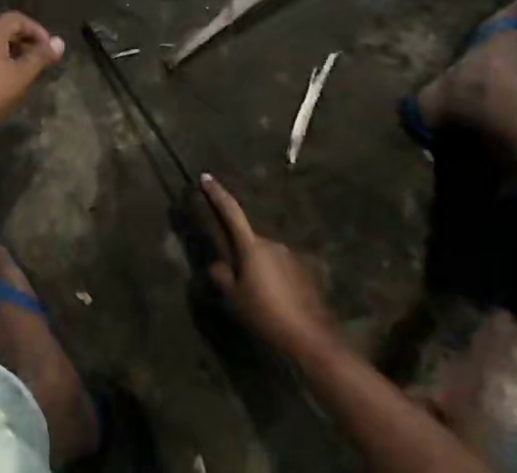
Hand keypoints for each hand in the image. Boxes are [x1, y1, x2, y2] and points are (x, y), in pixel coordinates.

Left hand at [0, 11, 64, 128]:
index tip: (49, 50)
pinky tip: (1, 78)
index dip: (37, 31)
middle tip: (38, 61)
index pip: (18, 18)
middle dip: (24, 41)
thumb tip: (59, 42)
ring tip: (22, 72)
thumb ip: (40, 57)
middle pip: (3, 27)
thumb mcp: (19, 76)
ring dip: (10, 51)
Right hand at [199, 173, 334, 352]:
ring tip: (256, 293)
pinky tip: (274, 300)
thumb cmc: (265, 314)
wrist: (310, 339)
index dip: (217, 193)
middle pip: (249, 240)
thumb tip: (218, 266)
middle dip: (240, 251)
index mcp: (251, 245)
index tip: (205, 177)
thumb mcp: (234, 297)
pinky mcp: (305, 272)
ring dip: (258, 266)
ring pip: (266, 255)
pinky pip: (281, 268)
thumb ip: (222, 276)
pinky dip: (274, 277)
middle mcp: (272, 244)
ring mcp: (291, 257)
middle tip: (234, 274)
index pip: (230, 211)